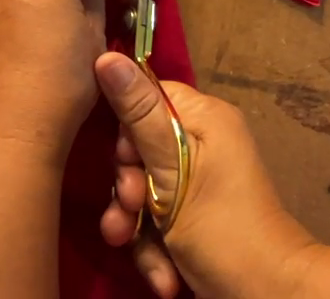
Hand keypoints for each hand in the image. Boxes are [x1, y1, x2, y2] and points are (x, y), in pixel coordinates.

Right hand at [96, 53, 320, 297]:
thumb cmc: (222, 229)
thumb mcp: (172, 171)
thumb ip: (139, 115)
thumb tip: (106, 56)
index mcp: (205, 117)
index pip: (146, 97)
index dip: (126, 131)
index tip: (125, 166)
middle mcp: (204, 140)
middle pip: (141, 147)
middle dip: (128, 188)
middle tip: (129, 211)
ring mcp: (201, 179)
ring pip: (145, 187)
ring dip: (137, 224)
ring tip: (133, 248)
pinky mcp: (197, 213)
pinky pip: (161, 215)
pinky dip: (156, 245)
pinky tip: (163, 274)